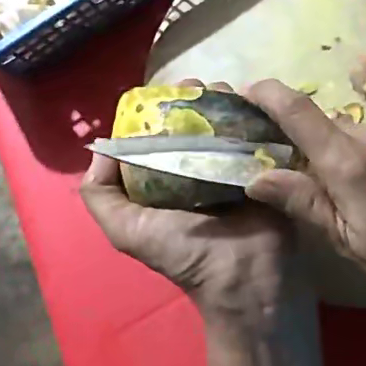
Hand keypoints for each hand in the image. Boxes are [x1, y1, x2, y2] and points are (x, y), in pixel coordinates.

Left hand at [80, 84, 307, 329]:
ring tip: (224, 92)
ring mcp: (234, 165)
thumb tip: (101, 148)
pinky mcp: (265, 165)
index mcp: (168, 179)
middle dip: (195, 99)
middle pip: (197, 121)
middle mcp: (199, 168)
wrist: (244, 277)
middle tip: (199, 88)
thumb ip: (102, 195)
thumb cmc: (184, 253)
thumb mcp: (127, 230)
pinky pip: (258, 132)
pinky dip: (253, 114)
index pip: (162, 133)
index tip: (167, 91)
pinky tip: (248, 102)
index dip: (161, 109)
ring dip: (225, 101)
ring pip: (228, 121)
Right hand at [241, 79, 365, 308]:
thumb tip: (257, 177)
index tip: (247, 91)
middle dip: (311, 146)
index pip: (297, 112)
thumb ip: (304, 203)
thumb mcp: (352, 244)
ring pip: (358, 135)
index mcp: (348, 163)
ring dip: (349, 156)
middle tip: (315, 182)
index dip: (268, 95)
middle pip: (326, 126)